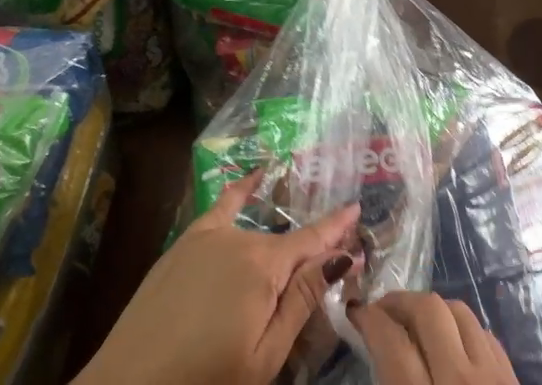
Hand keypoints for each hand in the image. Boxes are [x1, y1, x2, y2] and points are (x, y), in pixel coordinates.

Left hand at [76, 170, 361, 384]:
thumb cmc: (205, 379)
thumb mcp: (264, 354)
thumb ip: (302, 299)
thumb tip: (345, 255)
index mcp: (264, 267)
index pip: (313, 241)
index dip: (338, 228)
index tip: (359, 208)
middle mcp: (239, 240)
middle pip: (285, 241)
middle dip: (311, 248)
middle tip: (328, 263)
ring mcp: (206, 238)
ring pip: (256, 230)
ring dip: (280, 231)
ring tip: (300, 232)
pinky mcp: (183, 244)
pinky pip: (220, 206)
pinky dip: (241, 190)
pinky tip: (254, 177)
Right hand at [349, 292, 518, 383]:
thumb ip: (389, 381)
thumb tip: (373, 343)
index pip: (392, 341)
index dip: (369, 319)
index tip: (356, 312)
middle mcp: (460, 378)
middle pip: (428, 311)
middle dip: (400, 302)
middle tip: (382, 311)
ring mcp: (493, 374)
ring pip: (460, 311)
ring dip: (432, 309)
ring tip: (415, 323)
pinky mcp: (514, 376)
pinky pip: (485, 333)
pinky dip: (462, 329)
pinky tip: (450, 343)